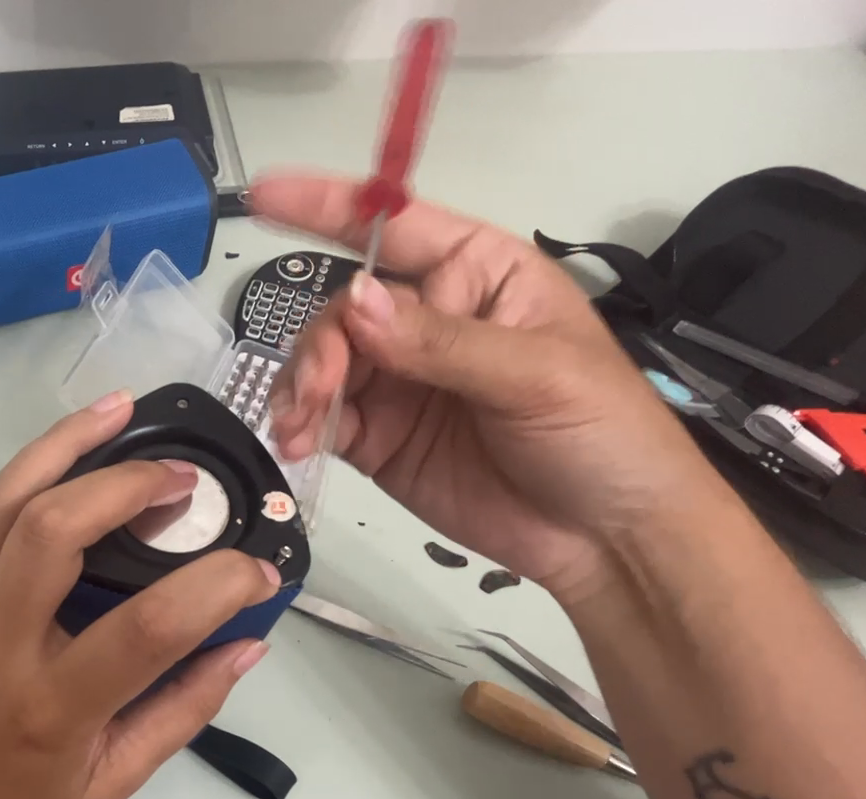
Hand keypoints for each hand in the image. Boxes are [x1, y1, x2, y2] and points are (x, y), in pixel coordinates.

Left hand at [0, 391, 280, 798]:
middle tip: (184, 476)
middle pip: (54, 533)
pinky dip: (31, 470)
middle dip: (126, 486)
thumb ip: (185, 709)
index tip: (258, 569)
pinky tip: (71, 449)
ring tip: (121, 410)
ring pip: (5, 504)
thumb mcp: (117, 781)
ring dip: (66, 446)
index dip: (215, 588)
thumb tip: (247, 642)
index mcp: (52, 707)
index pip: (145, 629)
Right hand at [252, 173, 720, 599]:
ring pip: (319, 364)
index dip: (328, 206)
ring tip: (300, 429)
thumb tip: (354, 301)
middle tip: (319, 392)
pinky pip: (319, 417)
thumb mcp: (536, 374)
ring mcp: (395, 381)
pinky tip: (298, 444)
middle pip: (342, 310)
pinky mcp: (373, 436)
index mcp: (476, 277)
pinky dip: (299, 426)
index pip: (394, 226)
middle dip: (320, 346)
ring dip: (299, 389)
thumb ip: (439, 341)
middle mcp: (425, 321)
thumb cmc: (602, 433)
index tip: (264, 195)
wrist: (600, 536)